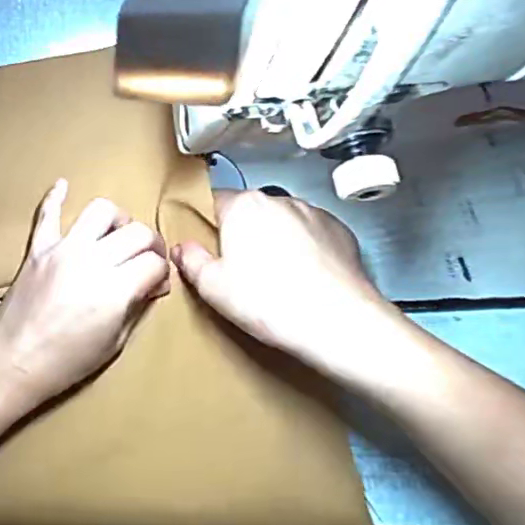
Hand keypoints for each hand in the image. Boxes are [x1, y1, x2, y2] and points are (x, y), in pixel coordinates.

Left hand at [0, 179, 170, 408]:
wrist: (12, 362)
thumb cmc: (64, 362)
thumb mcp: (114, 343)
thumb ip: (136, 308)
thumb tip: (151, 286)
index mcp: (115, 289)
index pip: (154, 262)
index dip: (162, 273)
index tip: (156, 284)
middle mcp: (92, 261)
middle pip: (135, 232)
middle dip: (149, 245)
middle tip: (147, 260)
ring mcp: (62, 250)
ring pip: (100, 211)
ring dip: (116, 219)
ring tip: (117, 235)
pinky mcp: (38, 250)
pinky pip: (47, 214)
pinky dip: (56, 197)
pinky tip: (64, 186)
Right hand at [170, 189, 403, 371]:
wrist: (338, 324)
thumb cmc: (273, 303)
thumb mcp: (212, 287)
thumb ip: (191, 261)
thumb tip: (184, 250)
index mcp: (245, 206)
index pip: (212, 201)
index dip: (205, 225)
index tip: (203, 247)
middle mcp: (281, 201)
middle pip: (248, 213)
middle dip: (240, 236)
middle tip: (235, 272)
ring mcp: (314, 215)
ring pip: (281, 223)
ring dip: (273, 243)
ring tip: (271, 281)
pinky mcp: (340, 233)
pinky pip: (310, 236)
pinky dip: (302, 252)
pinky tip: (299, 281)